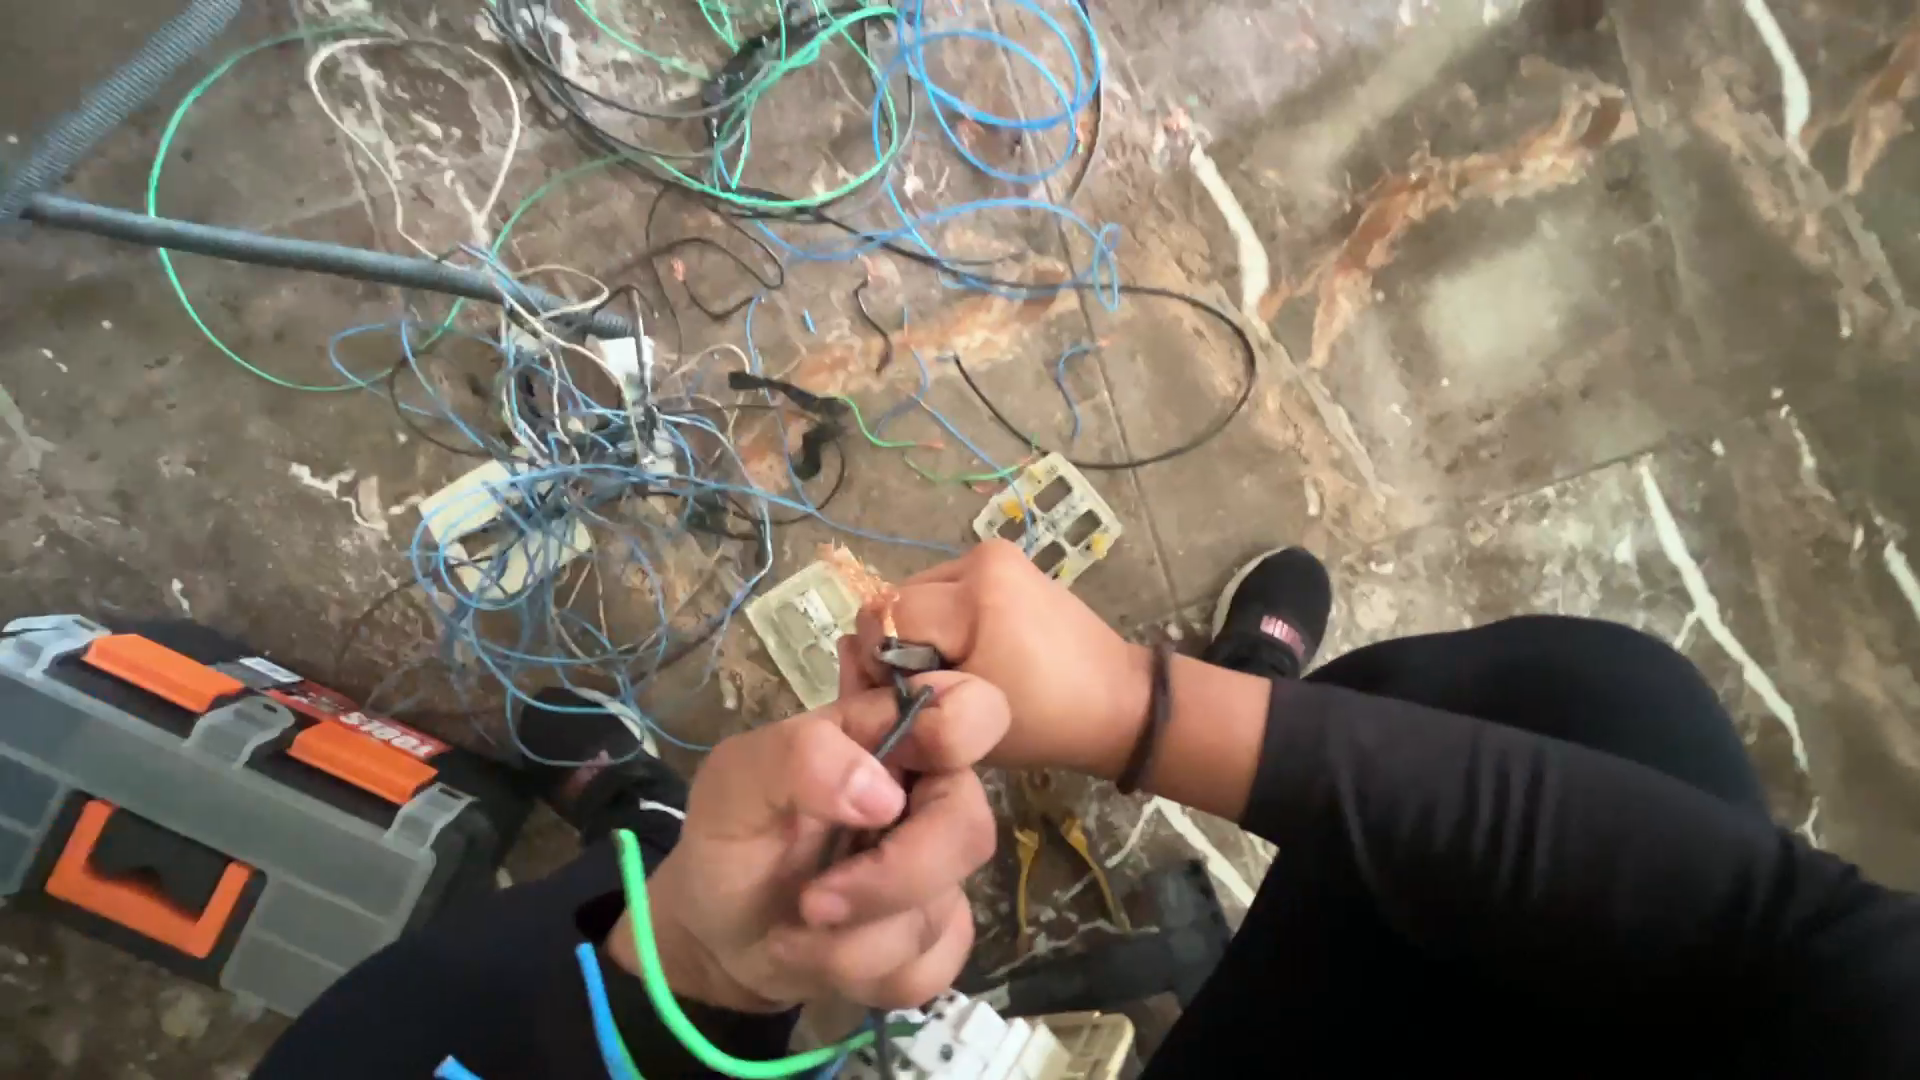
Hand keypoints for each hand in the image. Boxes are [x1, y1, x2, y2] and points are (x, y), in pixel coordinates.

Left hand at [613, 670, 1007, 1012]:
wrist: (719, 932)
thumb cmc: (731, 835)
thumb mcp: (736, 781)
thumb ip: (799, 758)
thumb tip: (885, 798)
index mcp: (890, 734)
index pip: (972, 708)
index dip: (959, 732)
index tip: (891, 784)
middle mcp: (928, 792)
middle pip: (969, 828)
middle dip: (889, 879)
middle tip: (815, 900)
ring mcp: (938, 865)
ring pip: (943, 908)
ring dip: (854, 940)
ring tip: (795, 928)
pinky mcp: (936, 933)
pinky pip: (933, 966)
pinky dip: (865, 974)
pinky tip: (821, 956)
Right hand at [849, 539, 1149, 779]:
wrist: (1116, 701)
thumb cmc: (1043, 724)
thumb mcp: (962, 725)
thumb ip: (897, 694)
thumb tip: (846, 658)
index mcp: (977, 594)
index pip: (886, 617)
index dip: (881, 661)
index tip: (903, 696)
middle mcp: (981, 559)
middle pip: (898, 599)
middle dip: (899, 645)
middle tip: (926, 686)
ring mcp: (994, 554)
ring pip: (917, 592)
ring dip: (920, 630)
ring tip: (952, 667)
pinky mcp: (1004, 560)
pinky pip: (945, 588)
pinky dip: (943, 618)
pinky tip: (969, 647)